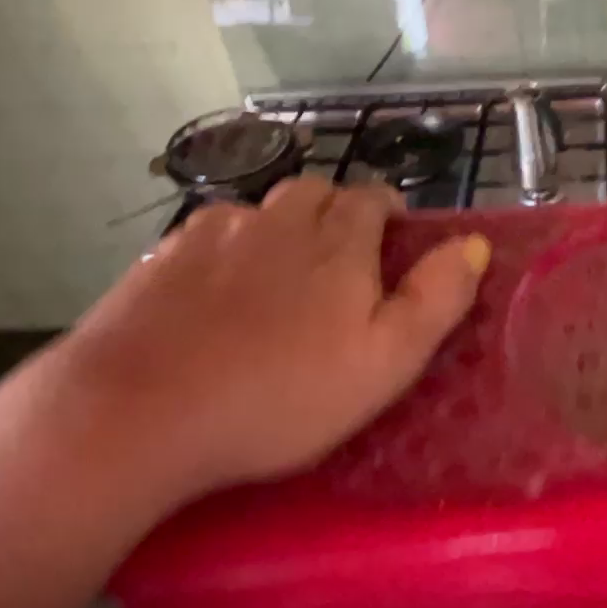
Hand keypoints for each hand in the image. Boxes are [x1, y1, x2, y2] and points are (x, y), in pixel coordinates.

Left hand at [20, 176, 487, 508]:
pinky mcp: (157, 260)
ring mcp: (209, 235)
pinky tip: (221, 299)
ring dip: (283, 232)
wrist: (135, 414)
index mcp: (337, 242)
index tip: (396, 251)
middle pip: (316, 192)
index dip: (391, 217)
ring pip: (261, 213)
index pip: (373, 198)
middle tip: (344, 270)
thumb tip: (472, 243)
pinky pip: (210, 237)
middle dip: (339, 215)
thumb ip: (436, 298)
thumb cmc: (282, 396)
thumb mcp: (386, 361)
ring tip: (283, 286)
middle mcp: (275, 221)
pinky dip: (230, 253)